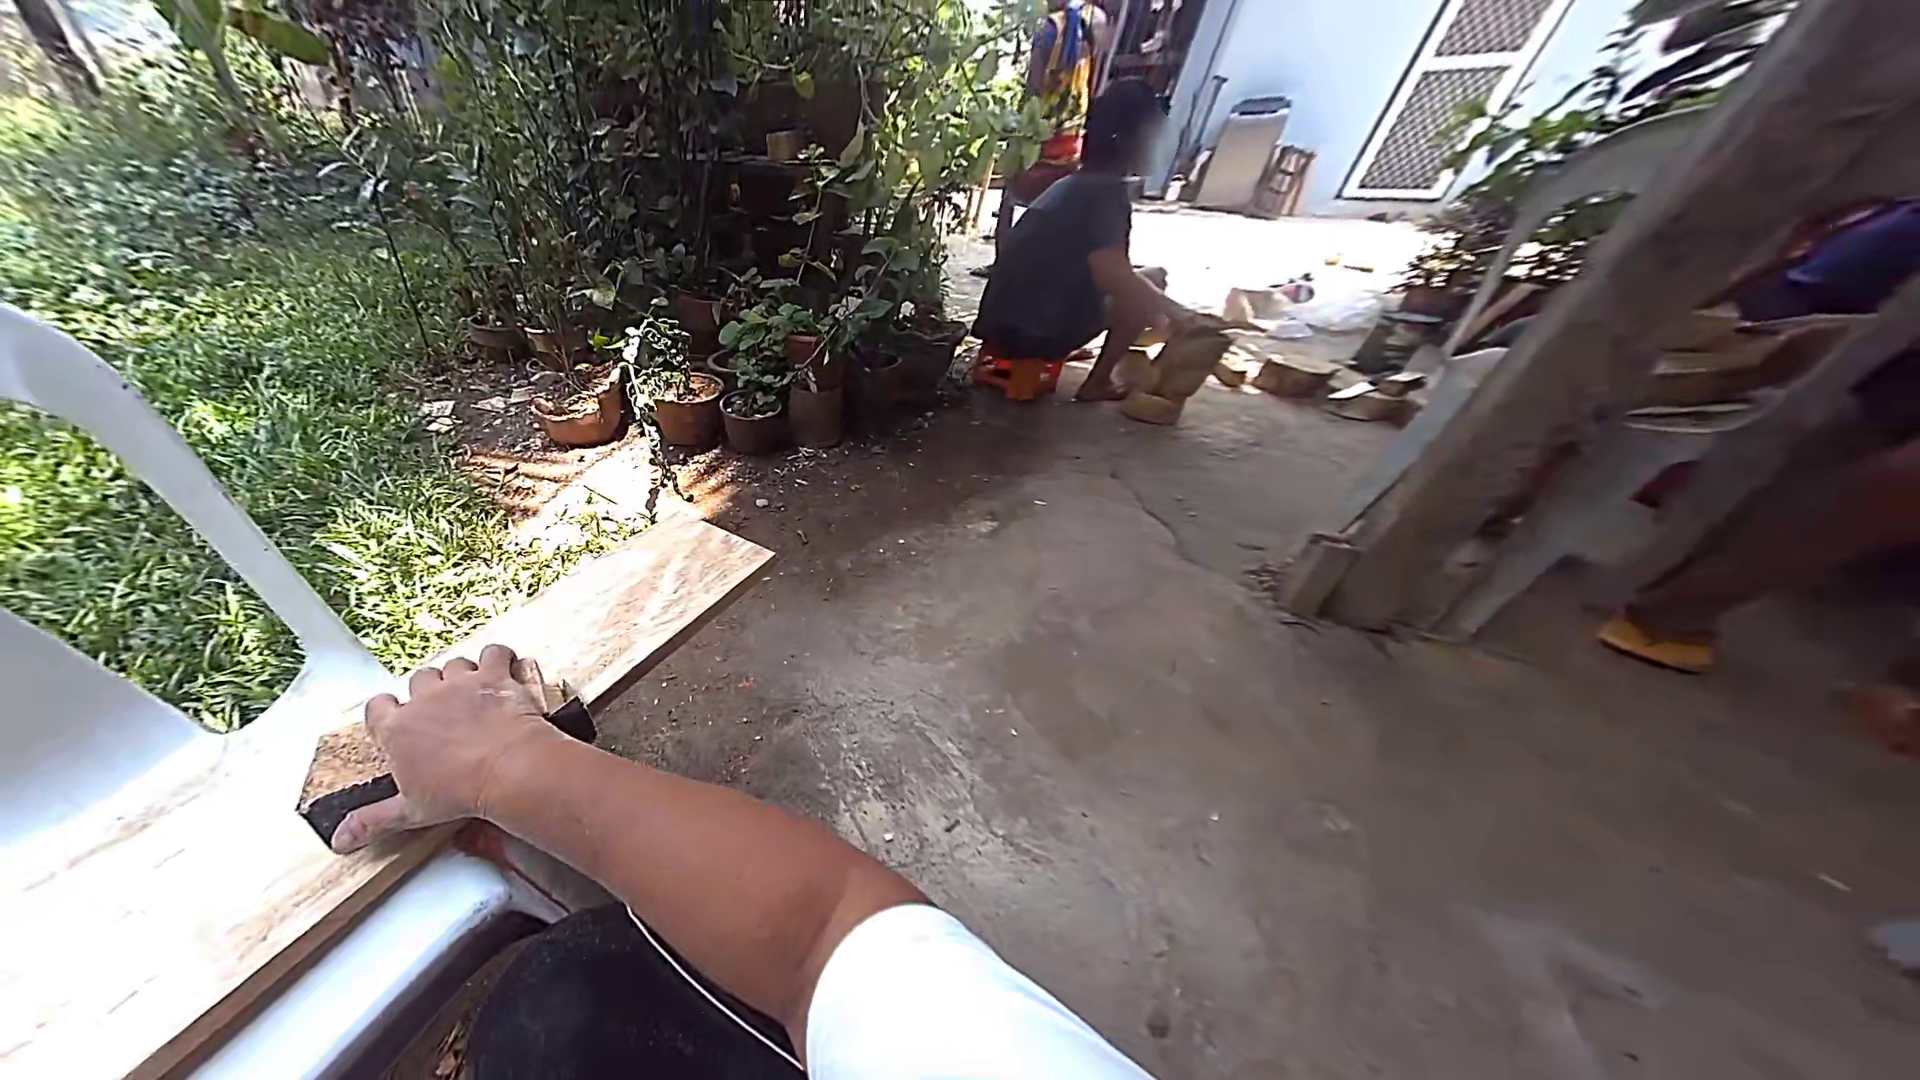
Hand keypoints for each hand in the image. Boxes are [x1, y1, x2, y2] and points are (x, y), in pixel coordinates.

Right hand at [331, 644, 558, 852]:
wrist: (508, 767)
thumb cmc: (460, 790)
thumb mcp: (409, 811)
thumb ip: (371, 821)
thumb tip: (339, 841)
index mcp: (396, 728)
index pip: (377, 706)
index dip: (390, 709)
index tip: (402, 716)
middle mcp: (425, 699)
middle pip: (420, 679)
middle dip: (431, 688)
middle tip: (447, 704)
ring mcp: (462, 684)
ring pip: (455, 664)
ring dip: (464, 672)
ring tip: (476, 687)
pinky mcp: (496, 676)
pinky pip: (496, 652)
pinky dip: (501, 656)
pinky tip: (505, 666)